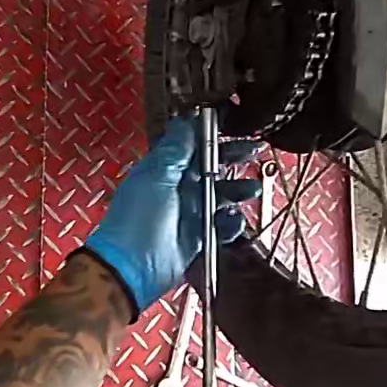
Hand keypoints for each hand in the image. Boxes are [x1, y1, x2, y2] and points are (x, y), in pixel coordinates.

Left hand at [82, 119, 260, 313]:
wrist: (133, 267)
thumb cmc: (139, 218)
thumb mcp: (156, 177)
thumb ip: (175, 150)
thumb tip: (185, 119)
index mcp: (162, 170)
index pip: (190, 145)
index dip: (211, 134)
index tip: (235, 122)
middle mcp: (176, 188)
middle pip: (209, 167)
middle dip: (231, 157)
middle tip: (253, 149)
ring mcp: (187, 213)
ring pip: (220, 195)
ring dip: (237, 190)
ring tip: (251, 189)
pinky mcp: (198, 237)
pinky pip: (221, 225)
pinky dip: (230, 222)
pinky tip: (233, 219)